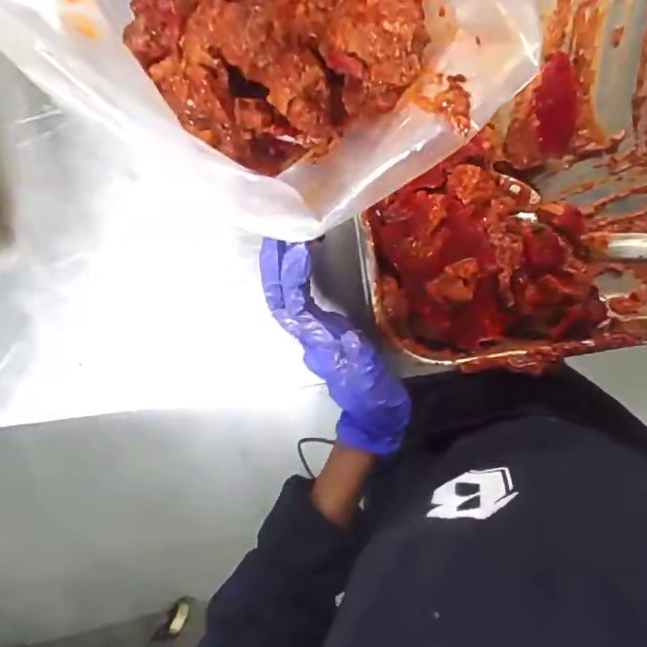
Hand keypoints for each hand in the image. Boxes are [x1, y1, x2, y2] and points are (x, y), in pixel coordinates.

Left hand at [261, 239, 410, 454]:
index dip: (292, 278)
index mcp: (317, 343)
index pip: (294, 307)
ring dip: (281, 269)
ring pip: (286, 298)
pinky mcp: (322, 331)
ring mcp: (313, 334)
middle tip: (274, 232)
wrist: (373, 414)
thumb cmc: (372, 394)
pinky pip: (301, 299)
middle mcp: (308, 336)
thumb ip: (359, 358)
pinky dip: (298, 277)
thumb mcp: (370, 376)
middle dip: (274, 266)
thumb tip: (349, 338)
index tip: (297, 249)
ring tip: (283, 238)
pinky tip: (303, 260)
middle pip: (280, 298)